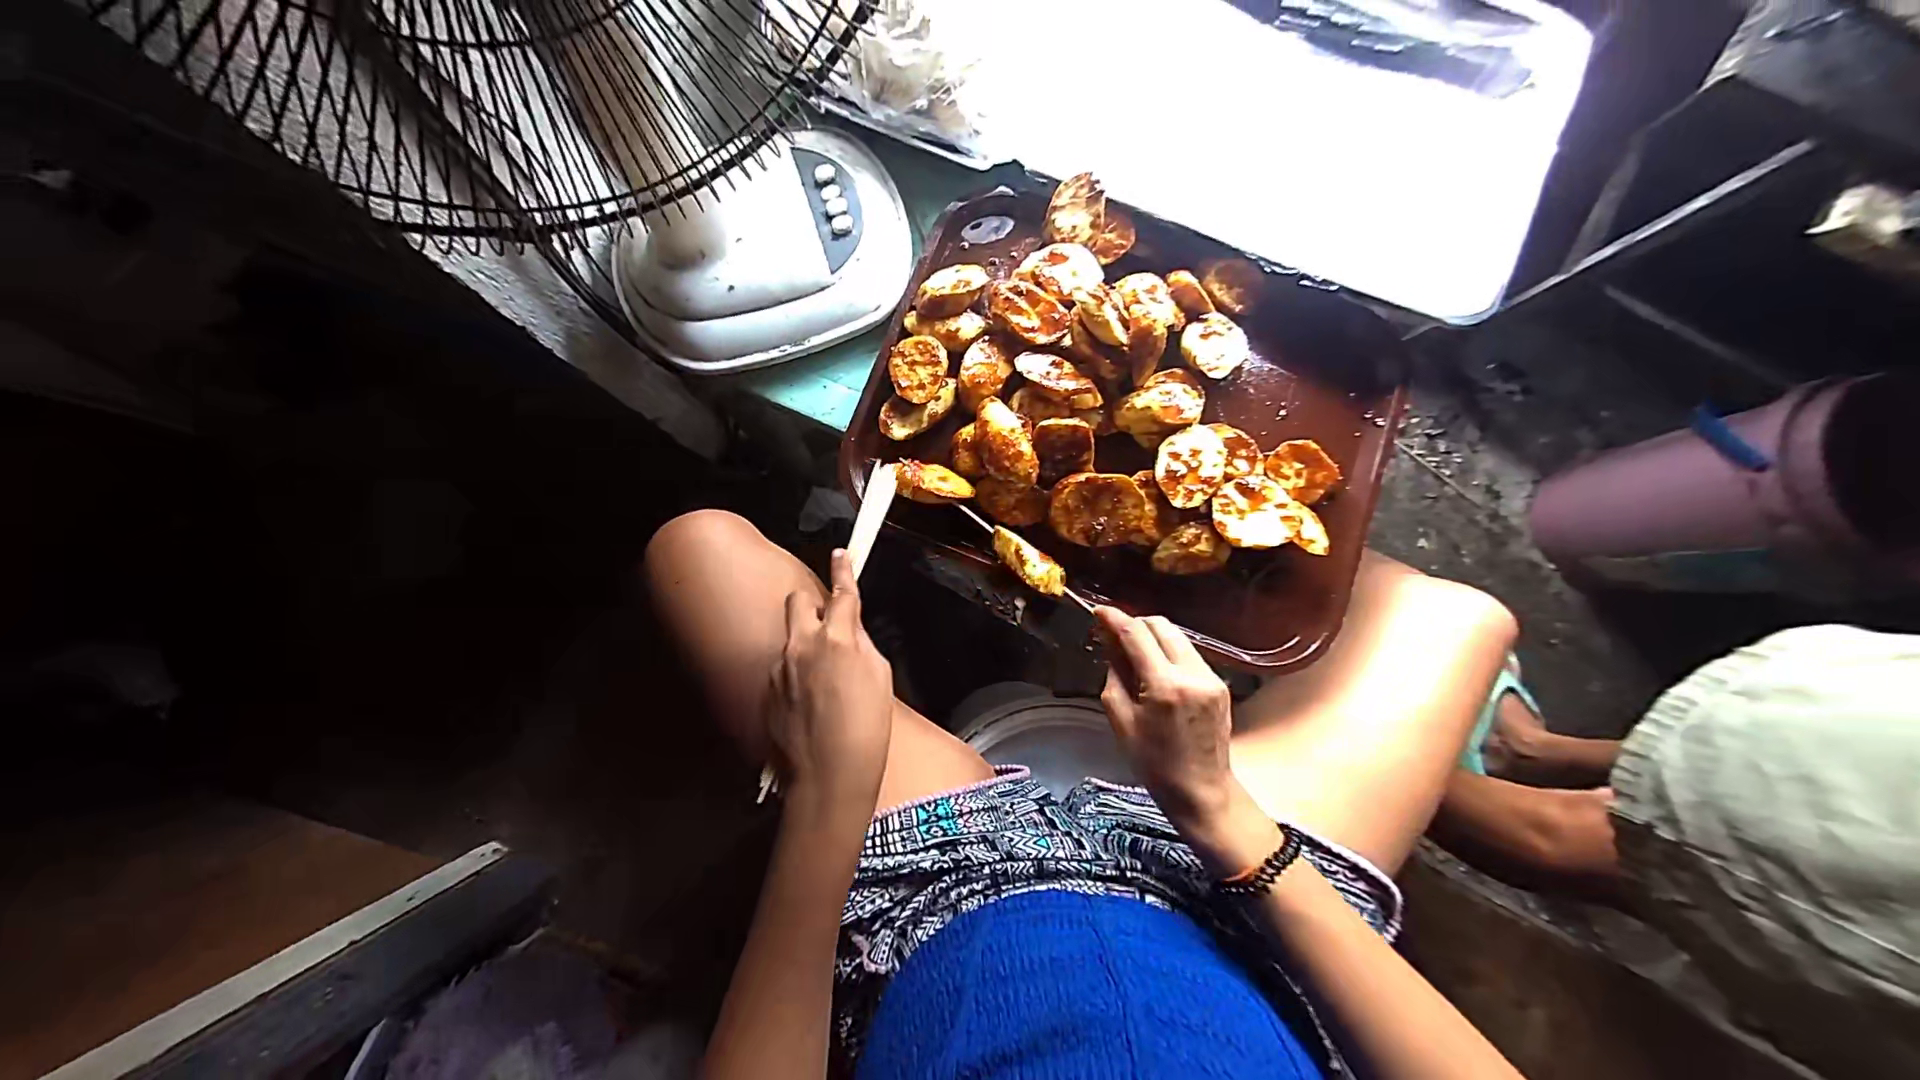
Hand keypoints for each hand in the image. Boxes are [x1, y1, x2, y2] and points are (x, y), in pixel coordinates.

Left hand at [765, 550, 893, 818]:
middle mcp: (800, 646)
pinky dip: (795, 672)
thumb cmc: (865, 729)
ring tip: (826, 680)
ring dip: (805, 643)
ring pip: (790, 637)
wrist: (829, 776)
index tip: (841, 555)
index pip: (841, 592)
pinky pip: (781, 666)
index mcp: (835, 639)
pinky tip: (812, 701)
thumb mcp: (879, 676)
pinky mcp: (767, 689)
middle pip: (799, 602)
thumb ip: (861, 643)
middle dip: (813, 604)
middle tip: (831, 624)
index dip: (843, 570)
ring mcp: (779, 667)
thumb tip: (850, 628)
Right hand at [1095, 607, 1278, 875]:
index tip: (1098, 610)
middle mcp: (1192, 674)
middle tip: (1113, 632)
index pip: (1137, 634)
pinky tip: (1154, 666)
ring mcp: (1211, 677)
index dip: (1115, 618)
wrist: (1201, 790)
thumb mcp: (1121, 719)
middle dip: (1135, 623)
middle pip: (1161, 626)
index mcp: (1165, 686)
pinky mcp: (1219, 684)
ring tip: (1131, 649)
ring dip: (1152, 635)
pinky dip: (1168, 651)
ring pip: (1177, 636)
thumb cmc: (1153, 762)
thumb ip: (1114, 673)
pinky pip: (1188, 654)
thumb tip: (1110, 641)